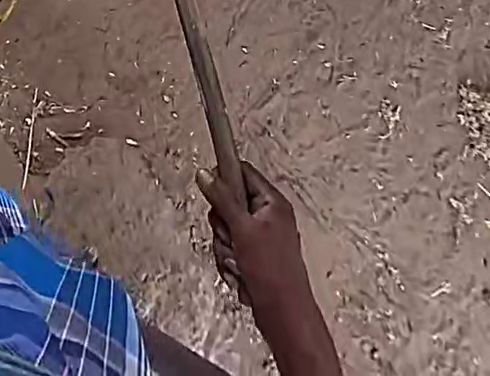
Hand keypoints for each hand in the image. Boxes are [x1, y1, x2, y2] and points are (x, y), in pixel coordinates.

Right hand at [195, 161, 302, 303]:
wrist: (285, 319)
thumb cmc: (271, 271)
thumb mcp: (242, 229)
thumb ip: (222, 198)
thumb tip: (203, 172)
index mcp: (272, 202)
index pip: (241, 171)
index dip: (223, 177)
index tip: (210, 189)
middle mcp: (267, 216)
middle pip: (228, 200)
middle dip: (221, 222)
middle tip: (230, 235)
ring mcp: (260, 236)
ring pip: (225, 226)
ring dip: (224, 245)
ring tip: (236, 261)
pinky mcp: (254, 255)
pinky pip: (229, 246)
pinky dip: (228, 259)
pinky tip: (238, 274)